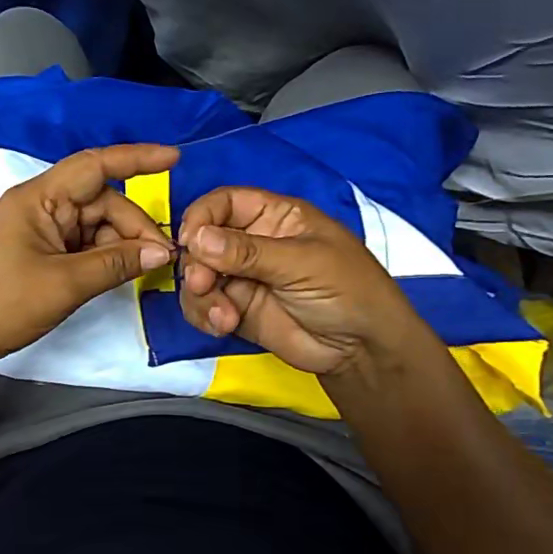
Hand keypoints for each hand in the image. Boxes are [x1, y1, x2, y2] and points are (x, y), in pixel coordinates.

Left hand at [0, 144, 178, 367]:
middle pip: (99, 201)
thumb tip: (162, 251)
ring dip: (118, 244)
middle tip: (162, 257)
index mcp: (38, 197)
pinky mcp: (35, 251)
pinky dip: (100, 256)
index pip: (95, 165)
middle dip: (133, 225)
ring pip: (92, 225)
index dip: (137, 158)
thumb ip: (117, 263)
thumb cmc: (1, 303)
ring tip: (139, 271)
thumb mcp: (66, 283)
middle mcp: (38, 205)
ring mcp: (36, 228)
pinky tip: (116, 274)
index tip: (175, 158)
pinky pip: (78, 244)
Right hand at [177, 186, 421, 375]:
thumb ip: (248, 252)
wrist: (362, 350)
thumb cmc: (347, 290)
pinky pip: (202, 306)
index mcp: (273, 217)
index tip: (189, 240)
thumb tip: (196, 238)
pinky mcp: (235, 309)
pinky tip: (223, 326)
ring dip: (200, 295)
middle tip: (203, 285)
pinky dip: (203, 315)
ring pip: (196, 275)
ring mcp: (241, 278)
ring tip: (223, 316)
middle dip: (196, 264)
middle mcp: (251, 243)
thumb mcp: (302, 263)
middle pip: (202, 241)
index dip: (202, 216)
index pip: (224, 203)